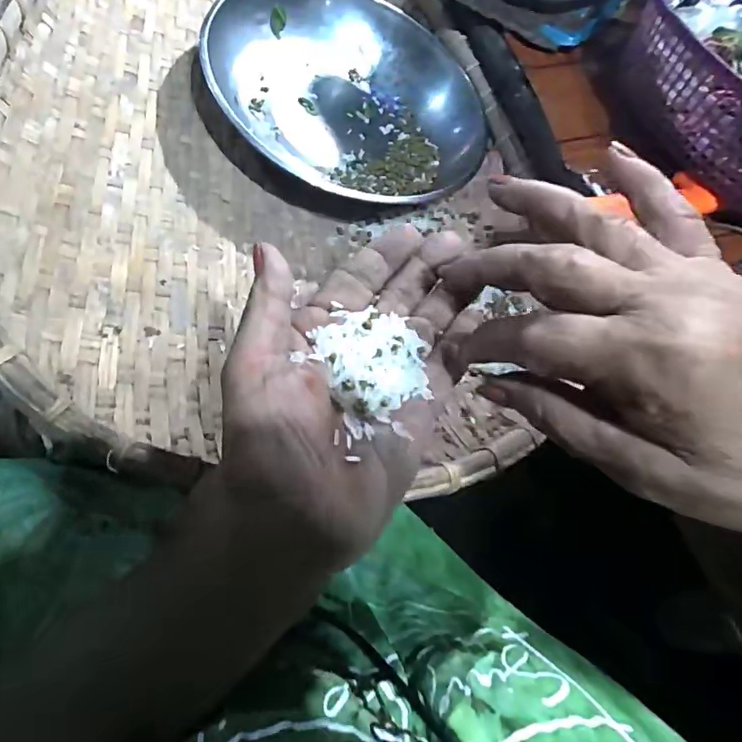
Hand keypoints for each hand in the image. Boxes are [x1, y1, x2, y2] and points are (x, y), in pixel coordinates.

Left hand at [200, 228, 472, 572]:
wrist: (294, 511)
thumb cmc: (266, 436)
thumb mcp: (253, 364)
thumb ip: (269, 307)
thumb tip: (269, 246)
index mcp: (315, 335)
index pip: (353, 285)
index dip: (380, 257)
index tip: (408, 229)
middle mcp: (357, 350)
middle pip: (397, 299)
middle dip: (424, 267)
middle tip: (457, 235)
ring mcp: (394, 379)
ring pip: (427, 326)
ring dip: (451, 293)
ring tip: (481, 259)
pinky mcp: (424, 409)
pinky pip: (449, 367)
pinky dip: (468, 339)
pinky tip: (488, 309)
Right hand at [441, 145, 741, 579]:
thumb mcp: (651, 473)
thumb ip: (564, 421)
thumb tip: (494, 385)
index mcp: (642, 356)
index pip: (532, 334)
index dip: (483, 341)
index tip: (452, 354)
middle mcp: (660, 299)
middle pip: (553, 264)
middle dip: (491, 263)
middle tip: (448, 269)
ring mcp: (692, 276)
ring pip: (602, 222)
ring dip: (543, 202)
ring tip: (497, 188)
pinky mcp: (719, 271)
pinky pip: (676, 214)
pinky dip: (645, 179)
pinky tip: (613, 152)